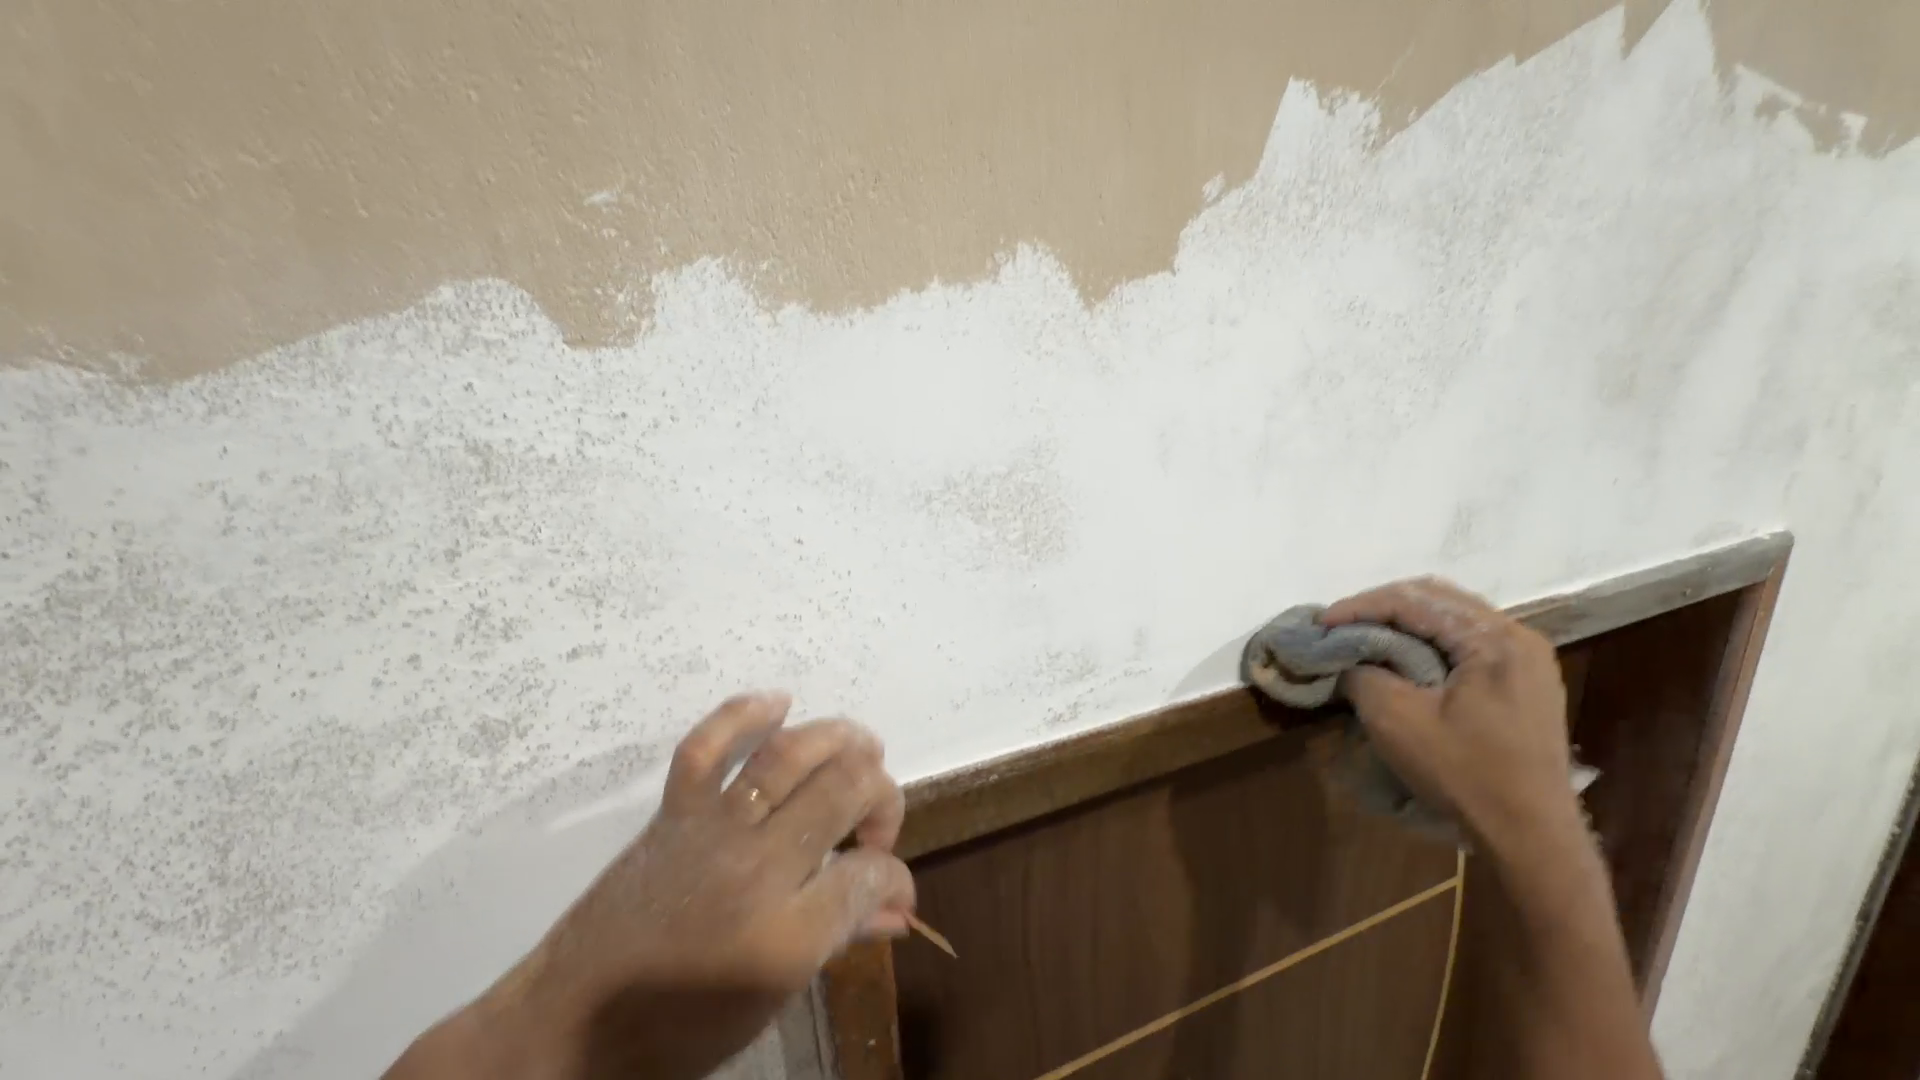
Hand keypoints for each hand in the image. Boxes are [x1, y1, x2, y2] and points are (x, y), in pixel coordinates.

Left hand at [450, 692, 914, 1079]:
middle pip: (844, 791)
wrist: (574, 1020)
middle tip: (873, 826)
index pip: (871, 875)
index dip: (895, 876)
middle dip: (882, 797)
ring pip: (789, 755)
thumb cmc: (681, 1024)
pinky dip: (744, 713)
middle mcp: (757, 867)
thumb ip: (840, 938)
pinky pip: (707, 745)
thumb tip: (898, 910)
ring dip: (840, 740)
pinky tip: (778, 702)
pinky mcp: (673, 812)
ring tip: (867, 748)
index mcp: (787, 935)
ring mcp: (711, 829)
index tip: (891, 885)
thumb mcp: (773, 996)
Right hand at [1323, 578, 1581, 852]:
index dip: (1359, 606)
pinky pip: (1468, 641)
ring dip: (1405, 620)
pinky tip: (1403, 657)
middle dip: (1381, 606)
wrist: (1531, 834)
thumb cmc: (1463, 773)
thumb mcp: (1396, 720)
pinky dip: (1428, 640)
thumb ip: (1363, 674)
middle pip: (1437, 598)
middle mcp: (1517, 636)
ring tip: (1364, 636)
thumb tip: (1348, 658)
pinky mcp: (1525, 682)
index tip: (1320, 622)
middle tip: (1340, 624)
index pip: (1414, 600)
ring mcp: (1527, 659)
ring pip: (1453, 617)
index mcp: (1493, 639)